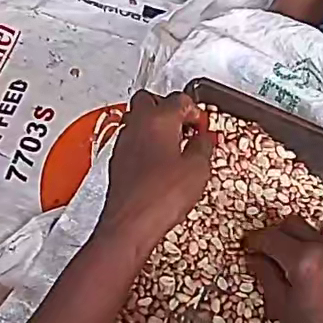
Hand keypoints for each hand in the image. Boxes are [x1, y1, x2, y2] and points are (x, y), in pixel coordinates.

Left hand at [97, 90, 214, 250]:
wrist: (131, 223)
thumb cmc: (160, 195)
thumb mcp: (198, 169)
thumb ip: (203, 147)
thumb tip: (204, 140)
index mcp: (159, 119)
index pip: (179, 100)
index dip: (195, 111)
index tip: (202, 125)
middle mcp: (137, 125)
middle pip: (151, 100)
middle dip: (169, 109)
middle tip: (185, 126)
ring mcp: (123, 142)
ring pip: (138, 119)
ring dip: (155, 126)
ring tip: (174, 144)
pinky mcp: (117, 161)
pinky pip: (132, 142)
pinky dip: (145, 144)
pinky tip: (158, 163)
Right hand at [243, 217, 322, 322]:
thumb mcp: (281, 305)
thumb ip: (266, 275)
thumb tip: (254, 259)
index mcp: (303, 259)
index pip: (271, 237)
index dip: (254, 240)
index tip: (246, 245)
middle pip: (291, 224)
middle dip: (273, 233)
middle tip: (259, 249)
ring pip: (307, 231)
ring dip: (290, 238)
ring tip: (277, 260)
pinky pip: (320, 242)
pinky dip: (306, 246)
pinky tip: (297, 267)